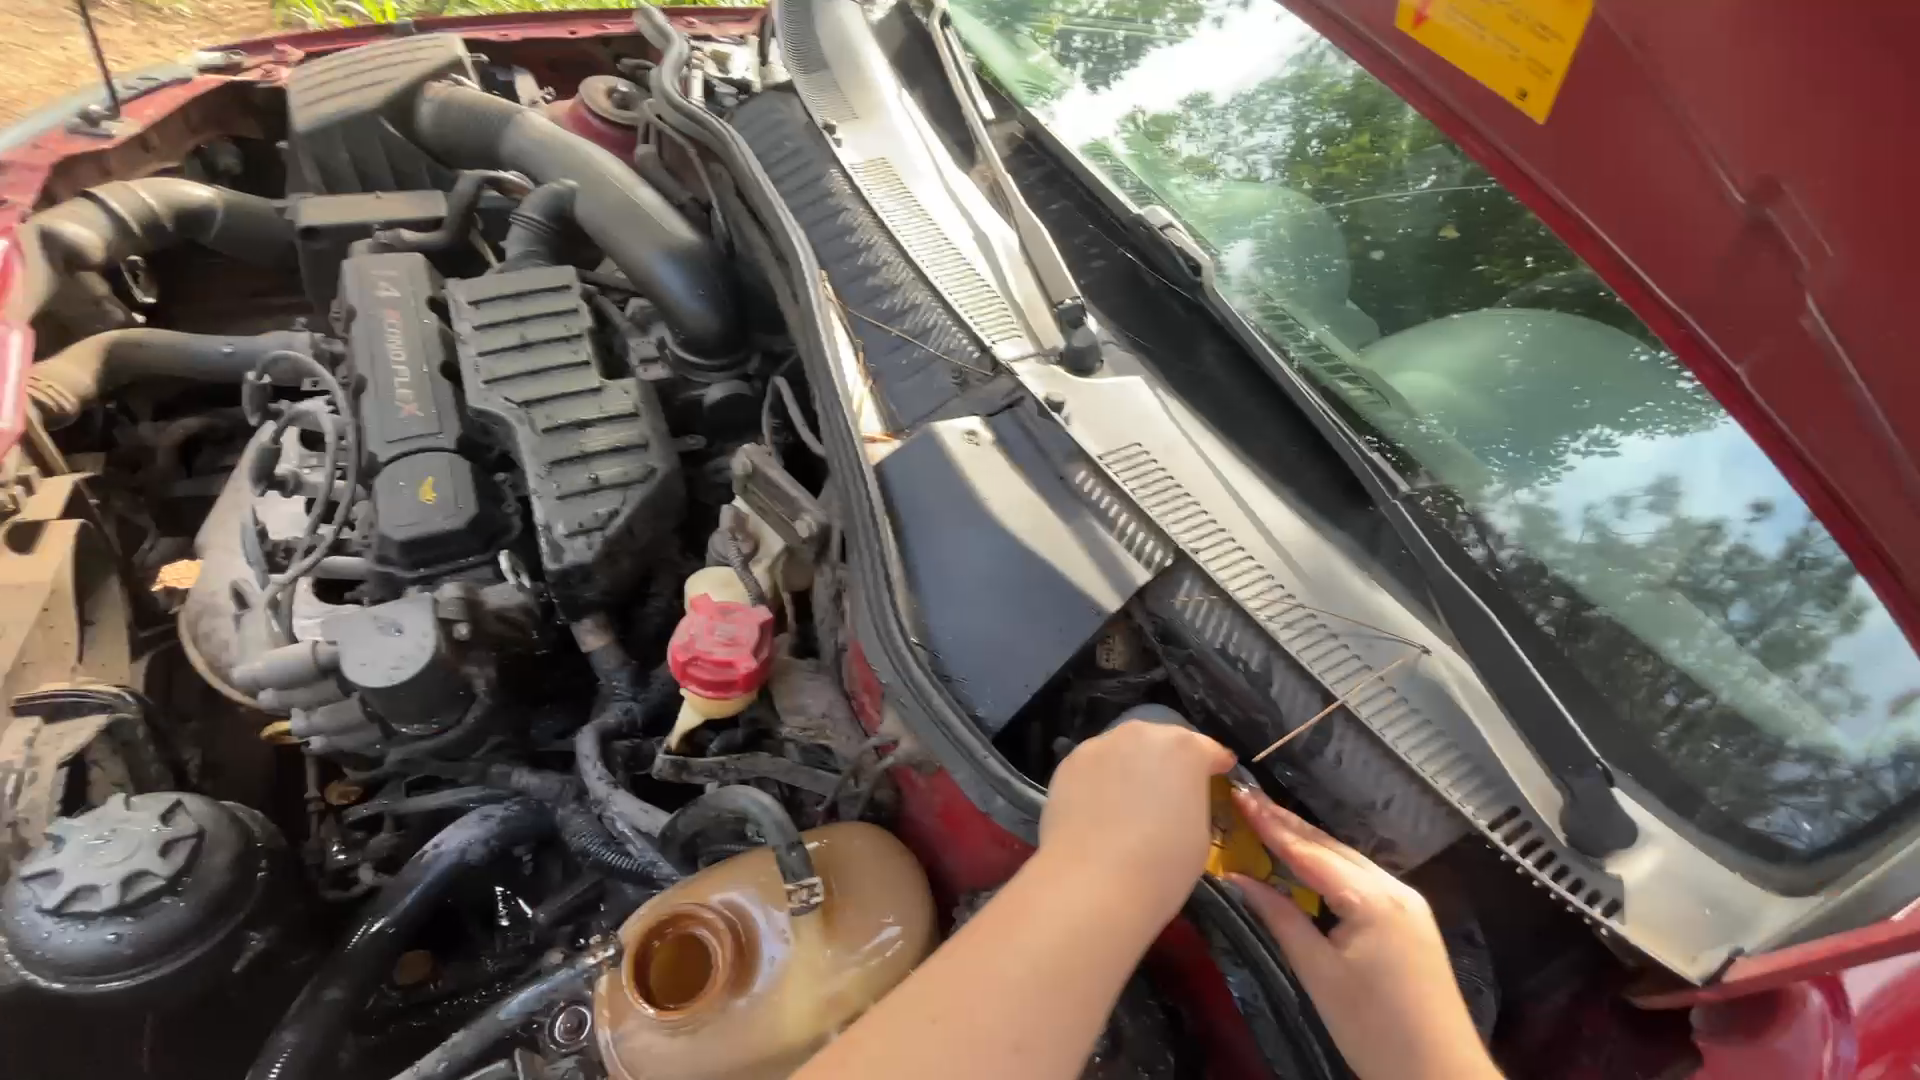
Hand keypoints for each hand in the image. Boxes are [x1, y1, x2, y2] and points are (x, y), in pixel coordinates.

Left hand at [1039, 720, 1235, 922]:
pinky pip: (1095, 766)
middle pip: (1161, 741)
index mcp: (1184, 748)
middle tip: (1170, 792)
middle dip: (1169, 761)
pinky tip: (1100, 808)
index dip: (1214, 765)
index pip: (1207, 749)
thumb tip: (1180, 797)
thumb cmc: (1162, 864)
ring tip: (1129, 800)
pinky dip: (1102, 780)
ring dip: (1131, 766)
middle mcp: (1140, 734)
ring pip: (1123, 750)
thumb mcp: (1200, 833)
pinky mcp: (1069, 762)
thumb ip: (1193, 799)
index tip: (1217, 776)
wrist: (1093, 881)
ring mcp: (1100, 744)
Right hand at [1227, 789, 1499, 1079]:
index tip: (1239, 796)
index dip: (1270, 824)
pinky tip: (1305, 857)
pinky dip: (1327, 862)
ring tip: (1267, 817)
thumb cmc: (1374, 1032)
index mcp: (1372, 900)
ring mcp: (1408, 903)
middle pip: (1330, 847)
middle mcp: (1394, 889)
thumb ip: (1279, 917)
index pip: (1309, 852)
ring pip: (1346, 859)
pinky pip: (1360, 877)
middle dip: (1286, 822)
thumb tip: (1238, 878)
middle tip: (1247, 797)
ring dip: (1306, 839)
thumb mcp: (1318, 973)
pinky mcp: (1411, 920)